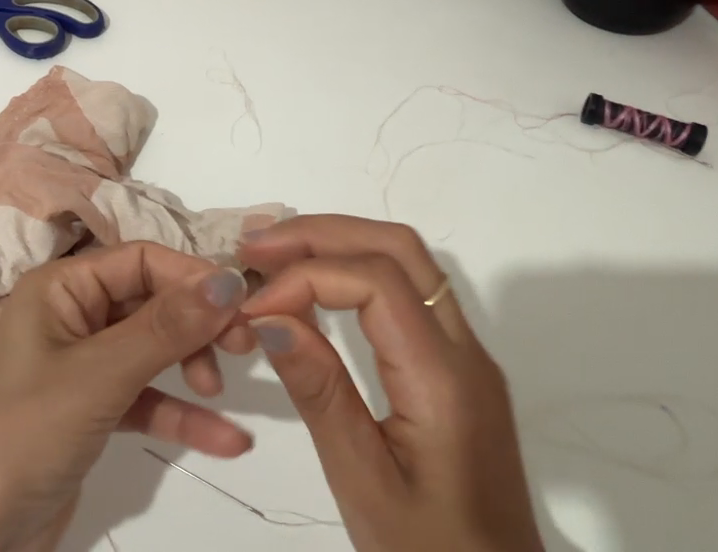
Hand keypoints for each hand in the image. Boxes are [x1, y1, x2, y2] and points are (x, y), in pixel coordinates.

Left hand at [0, 241, 255, 551]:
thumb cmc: (23, 435)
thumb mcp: (99, 375)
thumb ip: (165, 327)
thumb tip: (228, 278)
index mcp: (60, 287)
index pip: (140, 259)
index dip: (193, 277)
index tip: (246, 305)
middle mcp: (71, 315)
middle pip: (150, 300)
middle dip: (197, 322)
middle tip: (244, 349)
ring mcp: (81, 365)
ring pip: (152, 349)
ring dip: (191, 365)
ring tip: (220, 391)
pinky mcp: (91, 411)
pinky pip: (146, 399)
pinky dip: (181, 415)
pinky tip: (228, 440)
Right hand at [238, 215, 542, 551]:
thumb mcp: (363, 484)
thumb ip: (319, 393)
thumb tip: (269, 315)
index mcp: (443, 379)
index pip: (375, 281)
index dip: (305, 275)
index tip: (253, 308)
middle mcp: (464, 351)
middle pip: (397, 248)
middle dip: (320, 233)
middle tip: (254, 247)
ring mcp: (464, 356)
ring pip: (406, 260)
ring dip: (337, 243)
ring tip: (272, 254)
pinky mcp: (454, 368)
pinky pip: (406, 290)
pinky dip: (353, 269)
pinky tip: (312, 286)